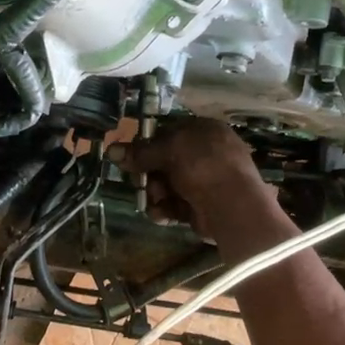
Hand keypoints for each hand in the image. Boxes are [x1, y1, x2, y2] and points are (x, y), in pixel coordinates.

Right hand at [106, 117, 294, 260]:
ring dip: (155, 193)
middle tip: (139, 182)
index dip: (148, 144)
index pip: (169, 132)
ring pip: (168, 184)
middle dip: (149, 173)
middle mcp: (206, 153)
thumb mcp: (169, 151)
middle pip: (165, 161)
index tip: (130, 156)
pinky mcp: (202, 206)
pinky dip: (166, 209)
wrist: (233, 206)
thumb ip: (140, 152)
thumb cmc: (203, 166)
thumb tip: (111, 150)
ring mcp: (205, 181)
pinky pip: (176, 204)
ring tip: (154, 200)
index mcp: (204, 130)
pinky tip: (159, 214)